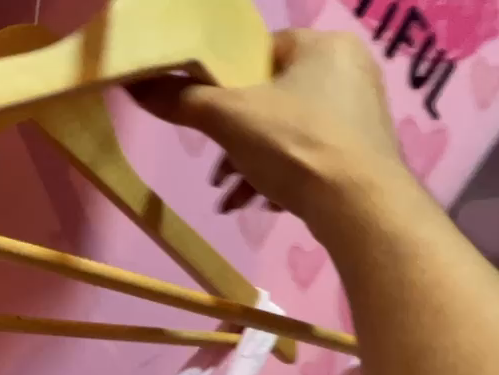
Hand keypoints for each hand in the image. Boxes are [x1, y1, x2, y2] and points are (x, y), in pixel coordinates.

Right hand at [131, 30, 418, 230]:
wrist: (357, 203)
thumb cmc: (294, 146)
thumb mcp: (229, 120)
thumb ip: (183, 101)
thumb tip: (137, 85)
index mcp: (322, 45)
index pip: (260, 55)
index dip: (226, 87)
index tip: (208, 120)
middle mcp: (347, 70)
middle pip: (269, 101)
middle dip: (234, 144)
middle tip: (216, 176)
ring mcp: (358, 113)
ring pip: (286, 135)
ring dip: (250, 169)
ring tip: (231, 202)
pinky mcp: (361, 152)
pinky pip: (308, 158)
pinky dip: (281, 179)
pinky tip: (264, 205)